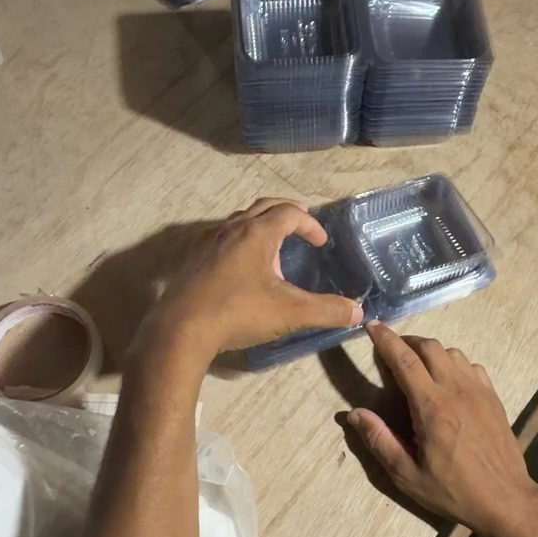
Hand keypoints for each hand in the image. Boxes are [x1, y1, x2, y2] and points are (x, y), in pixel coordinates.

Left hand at [142, 198, 362, 358]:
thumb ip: (326, 311)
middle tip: (301, 224)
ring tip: (273, 243)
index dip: (310, 224)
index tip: (321, 242)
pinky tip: (241, 265)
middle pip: (263, 206)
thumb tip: (357, 311)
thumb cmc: (237, 313)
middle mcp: (231, 229)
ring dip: (260, 224)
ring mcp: (208, 242)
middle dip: (286, 212)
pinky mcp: (193, 260)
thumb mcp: (290, 313)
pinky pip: (221, 237)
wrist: (180, 330)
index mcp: (257, 233)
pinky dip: (239, 239)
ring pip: (239, 220)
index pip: (290, 213)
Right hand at [346, 323, 537, 536]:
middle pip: (429, 347)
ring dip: (431, 352)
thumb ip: (380, 442)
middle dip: (407, 341)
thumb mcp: (408, 476)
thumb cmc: (454, 491)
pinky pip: (471, 366)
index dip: (386, 339)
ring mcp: (479, 391)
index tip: (373, 326)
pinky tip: (449, 382)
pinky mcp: (493, 397)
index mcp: (432, 408)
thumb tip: (355, 414)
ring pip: (452, 352)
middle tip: (392, 351)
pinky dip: (454, 364)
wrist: (506, 500)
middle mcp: (456, 390)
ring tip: (418, 367)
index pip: (404, 361)